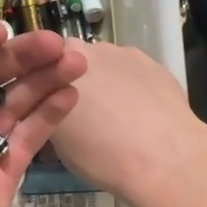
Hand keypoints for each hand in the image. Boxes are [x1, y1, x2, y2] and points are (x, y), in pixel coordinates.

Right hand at [49, 41, 206, 206]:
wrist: (161, 156)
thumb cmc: (99, 153)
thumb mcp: (57, 139)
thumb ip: (53, 111)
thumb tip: (61, 109)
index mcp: (59, 65)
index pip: (44, 63)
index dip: (50, 84)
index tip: (54, 107)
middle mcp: (89, 50)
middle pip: (78, 60)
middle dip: (80, 81)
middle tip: (86, 115)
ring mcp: (125, 54)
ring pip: (110, 65)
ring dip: (109, 83)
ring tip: (119, 118)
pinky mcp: (155, 64)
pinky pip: (136, 74)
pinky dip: (136, 88)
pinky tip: (144, 115)